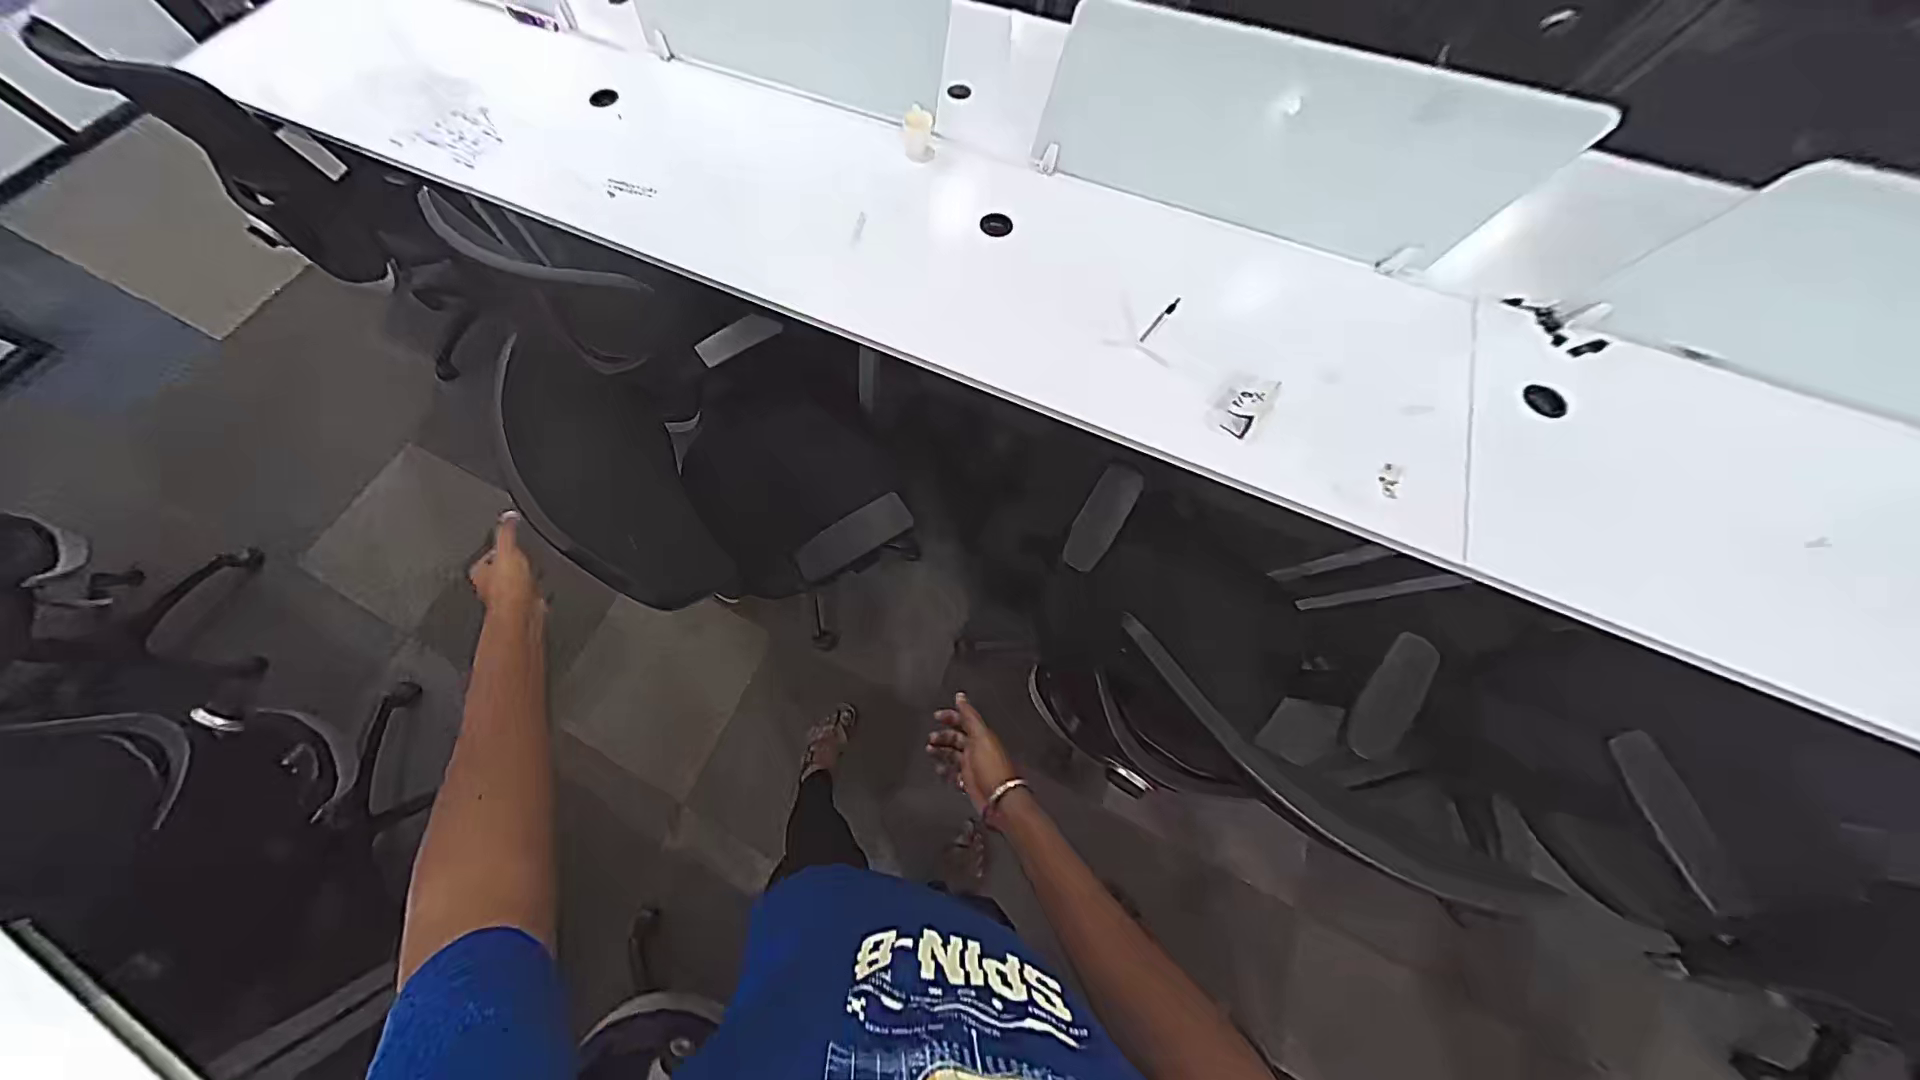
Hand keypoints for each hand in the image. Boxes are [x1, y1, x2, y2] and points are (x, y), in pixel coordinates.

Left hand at [469, 511, 540, 615]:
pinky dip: (532, 589)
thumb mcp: (507, 550)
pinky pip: (527, 592)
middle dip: (510, 563)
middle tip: (521, 556)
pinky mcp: (520, 604)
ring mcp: (505, 596)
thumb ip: (507, 532)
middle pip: (499, 568)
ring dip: (522, 577)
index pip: (487, 553)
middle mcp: (489, 584)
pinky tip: (538, 586)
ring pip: (513, 581)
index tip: (508, 541)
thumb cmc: (508, 587)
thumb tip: (508, 515)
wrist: (522, 612)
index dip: (498, 547)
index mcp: (479, 570)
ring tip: (532, 571)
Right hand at [927, 693, 1020, 820]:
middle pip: (956, 737)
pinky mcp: (968, 782)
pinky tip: (938, 768)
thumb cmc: (992, 767)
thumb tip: (961, 697)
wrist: (999, 799)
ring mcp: (972, 766)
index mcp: (981, 736)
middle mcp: (976, 749)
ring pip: (952, 755)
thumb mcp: (980, 736)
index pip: (964, 720)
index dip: (951, 716)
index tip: (937, 715)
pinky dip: (945, 770)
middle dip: (943, 735)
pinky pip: (953, 773)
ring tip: (930, 750)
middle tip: (931, 737)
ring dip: (940, 751)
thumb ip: (970, 716)